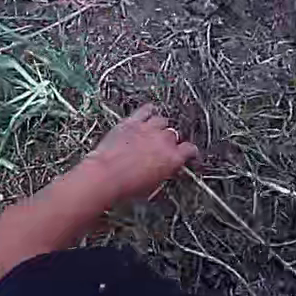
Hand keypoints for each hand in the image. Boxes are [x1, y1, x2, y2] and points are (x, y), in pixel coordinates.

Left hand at [74, 104, 199, 206]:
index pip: (190, 149)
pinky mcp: (133, 122)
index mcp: (173, 158)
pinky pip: (146, 110)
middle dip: (171, 141)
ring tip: (155, 131)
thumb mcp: (154, 184)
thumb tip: (164, 169)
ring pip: (162, 120)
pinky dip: (149, 111)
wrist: (106, 176)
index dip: (189, 152)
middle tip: (164, 147)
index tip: (187, 154)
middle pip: (174, 134)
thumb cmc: (126, 186)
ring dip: (160, 126)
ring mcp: (148, 128)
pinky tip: (149, 113)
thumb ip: (164, 171)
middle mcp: (164, 140)